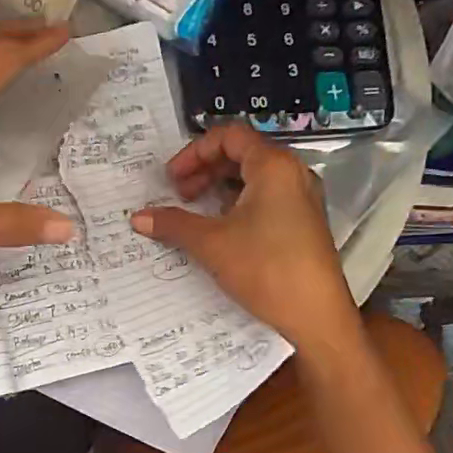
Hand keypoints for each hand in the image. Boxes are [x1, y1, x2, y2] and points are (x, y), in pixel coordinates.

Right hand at [129, 122, 358, 354]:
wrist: (315, 315)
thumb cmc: (265, 268)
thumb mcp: (211, 243)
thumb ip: (173, 224)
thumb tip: (137, 217)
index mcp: (274, 166)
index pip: (229, 136)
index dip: (194, 152)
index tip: (171, 179)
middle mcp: (292, 174)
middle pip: (241, 154)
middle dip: (204, 170)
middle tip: (179, 195)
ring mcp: (302, 198)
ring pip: (253, 178)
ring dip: (219, 188)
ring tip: (195, 212)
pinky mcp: (303, 222)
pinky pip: (265, 198)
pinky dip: (237, 204)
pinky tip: (220, 229)